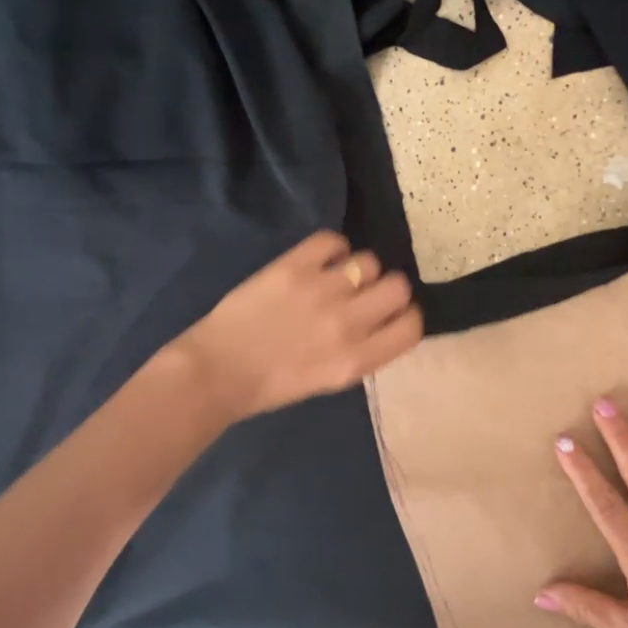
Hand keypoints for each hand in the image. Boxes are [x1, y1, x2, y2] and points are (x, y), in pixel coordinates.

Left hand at [177, 231, 422, 421]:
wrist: (216, 372)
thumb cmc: (270, 386)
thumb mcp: (328, 380)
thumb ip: (359, 352)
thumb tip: (378, 323)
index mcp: (357, 360)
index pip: (411, 326)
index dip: (406, 317)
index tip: (391, 315)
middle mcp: (347, 323)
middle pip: (397, 286)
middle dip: (386, 289)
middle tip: (364, 294)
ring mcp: (321, 291)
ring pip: (368, 261)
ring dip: (357, 269)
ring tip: (336, 276)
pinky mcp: (293, 267)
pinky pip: (332, 241)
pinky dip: (331, 248)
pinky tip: (319, 260)